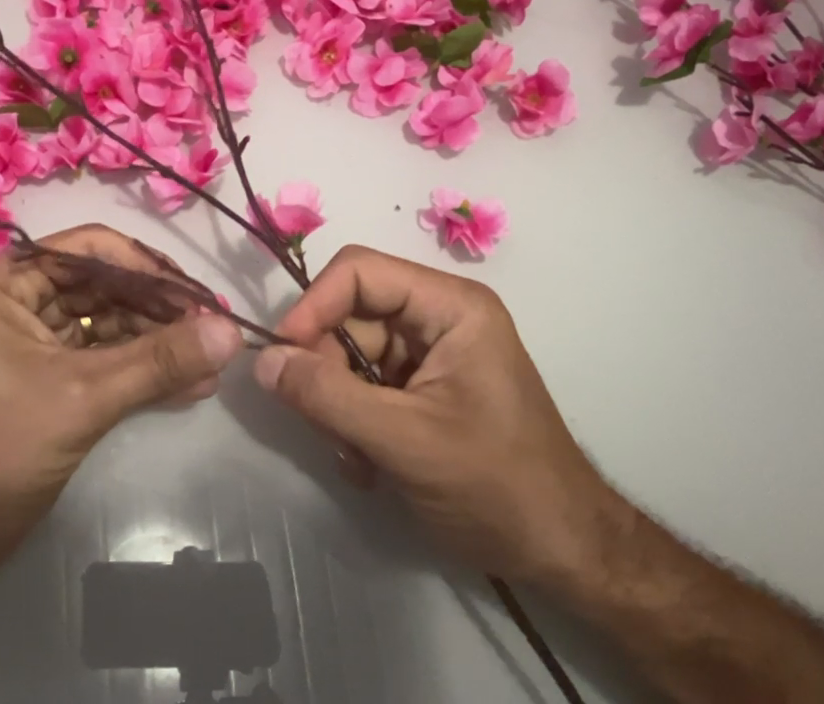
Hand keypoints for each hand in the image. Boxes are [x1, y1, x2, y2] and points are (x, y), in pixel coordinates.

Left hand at [0, 224, 244, 590]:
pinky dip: (144, 372)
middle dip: (161, 310)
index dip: (150, 268)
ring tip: (213, 364)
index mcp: (8, 282)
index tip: (201, 298)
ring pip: (109, 326)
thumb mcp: (81, 398)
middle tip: (217, 332)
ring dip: (159, 343)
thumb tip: (232, 331)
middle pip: (105, 286)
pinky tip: (191, 386)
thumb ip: (158, 361)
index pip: (92, 249)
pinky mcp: (49, 381)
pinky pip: (105, 361)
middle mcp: (19, 300)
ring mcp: (34, 342)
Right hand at [253, 245, 623, 588]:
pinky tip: (367, 466)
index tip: (282, 358)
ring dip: (336, 407)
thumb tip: (262, 362)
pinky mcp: (420, 390)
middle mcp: (437, 318)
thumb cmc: (496, 487)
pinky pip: (361, 387)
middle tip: (325, 428)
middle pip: (347, 317)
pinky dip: (350, 423)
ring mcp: (429, 355)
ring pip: (347, 356)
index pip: (359, 272)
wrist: (561, 551)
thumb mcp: (404, 440)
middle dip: (325, 372)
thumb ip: (328, 396)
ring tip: (356, 458)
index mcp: (450, 307)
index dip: (313, 306)